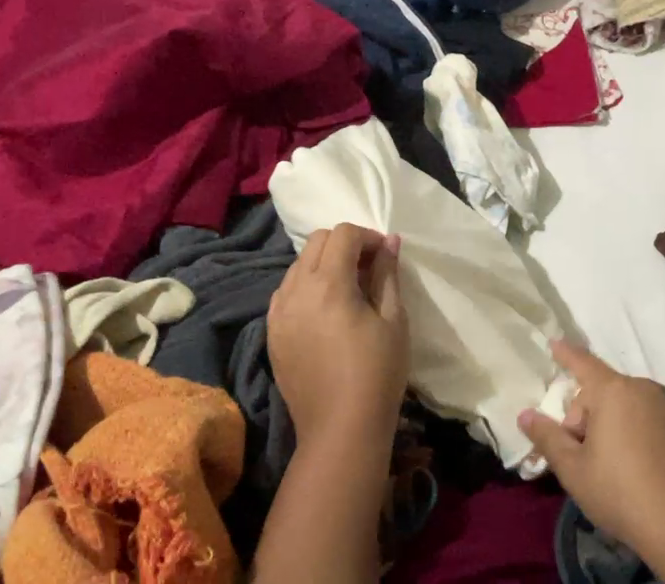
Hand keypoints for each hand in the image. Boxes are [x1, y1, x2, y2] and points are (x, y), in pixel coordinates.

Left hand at [268, 224, 408, 442]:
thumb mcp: (393, 320)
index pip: (343, 234)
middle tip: (368, 268)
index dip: (368, 237)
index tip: (385, 256)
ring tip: (347, 290)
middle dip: (344, 245)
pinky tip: (324, 311)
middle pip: (316, 241)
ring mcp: (278, 312)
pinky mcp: (271, 333)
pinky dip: (305, 287)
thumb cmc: (377, 374)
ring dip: (322, 264)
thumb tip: (390, 241)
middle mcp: (296, 290)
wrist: (340, 430)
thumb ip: (388, 274)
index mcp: (328, 284)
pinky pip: (286, 292)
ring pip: (297, 265)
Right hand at [520, 340, 664, 566]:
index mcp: (613, 392)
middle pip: (605, 393)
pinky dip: (642, 437)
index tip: (554, 343)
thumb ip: (548, 437)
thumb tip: (525, 414)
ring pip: (631, 408)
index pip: (583, 363)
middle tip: (583, 455)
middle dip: (589, 416)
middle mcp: (644, 390)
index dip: (566, 354)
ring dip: (616, 426)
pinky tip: (644, 472)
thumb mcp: (574, 470)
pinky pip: (655, 423)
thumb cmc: (621, 494)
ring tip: (615, 468)